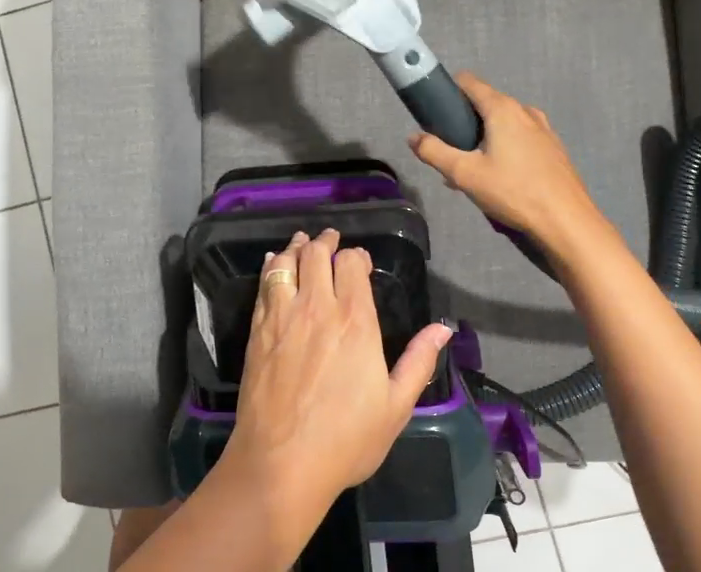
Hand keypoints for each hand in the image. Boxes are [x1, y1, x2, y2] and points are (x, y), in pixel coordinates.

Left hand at [224, 228, 452, 513]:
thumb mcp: (396, 406)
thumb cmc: (347, 438)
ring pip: (287, 262)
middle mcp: (317, 307)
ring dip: (297, 247)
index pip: (352, 265)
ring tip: (303, 241)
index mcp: (355, 321)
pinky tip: (274, 263)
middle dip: (326, 242)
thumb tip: (442, 329)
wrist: (282, 460)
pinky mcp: (258, 329)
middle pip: (318, 254)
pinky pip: (265, 283)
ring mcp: (283, 315)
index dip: (357, 256)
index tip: (360, 260)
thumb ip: (419, 361)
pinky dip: (272, 266)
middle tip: (330, 239)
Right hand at [407, 72, 609, 250]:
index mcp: (502, 109)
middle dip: (464, 122)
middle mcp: (525, 111)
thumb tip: (413, 137)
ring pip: (504, 123)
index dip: (448, 91)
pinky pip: (520, 139)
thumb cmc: (513, 192)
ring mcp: (543, 130)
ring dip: (484, 137)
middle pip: (486, 103)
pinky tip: (499, 178)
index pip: (469, 82)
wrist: (567, 222)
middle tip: (451, 151)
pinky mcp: (554, 149)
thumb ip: (434, 152)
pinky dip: (505, 148)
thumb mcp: (464, 174)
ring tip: (473, 168)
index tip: (434, 112)